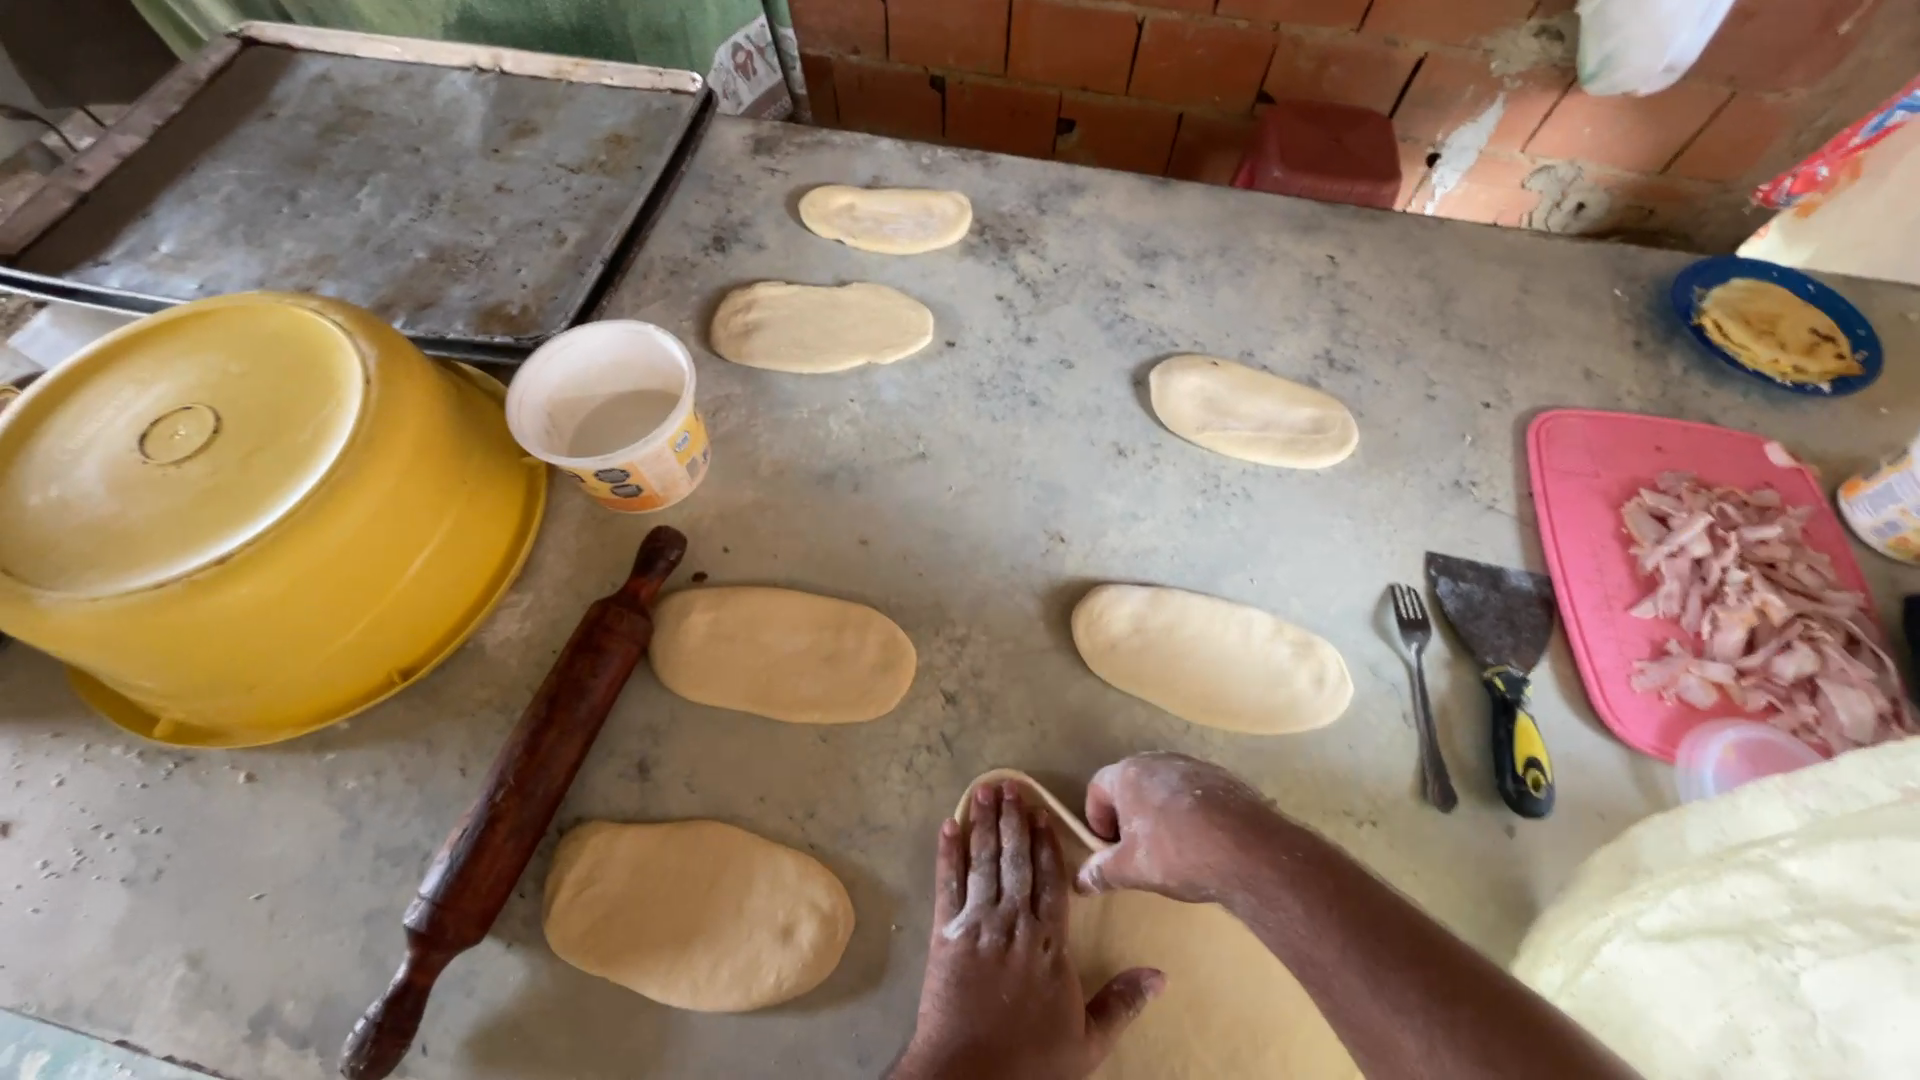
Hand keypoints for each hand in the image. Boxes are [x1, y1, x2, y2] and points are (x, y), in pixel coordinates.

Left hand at [891, 782, 1163, 1079]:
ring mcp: (978, 925)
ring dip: (984, 824)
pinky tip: (948, 826)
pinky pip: (948, 884)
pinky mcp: (945, 933)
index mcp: (1050, 942)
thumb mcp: (1087, 1042)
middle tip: (1009, 784)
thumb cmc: (1031, 1062)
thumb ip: (1122, 1002)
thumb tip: (1161, 975)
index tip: (1042, 812)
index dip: (1045, 844)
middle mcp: (1014, 922)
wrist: (969, 1076)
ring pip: (984, 862)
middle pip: (1016, 860)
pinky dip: (948, 853)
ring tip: (985, 791)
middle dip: (1013, 820)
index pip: (1051, 880)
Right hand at [1077, 751, 1290, 904]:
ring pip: (1164, 787)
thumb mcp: (1132, 869)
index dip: (1097, 819)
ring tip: (1172, 848)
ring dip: (1159, 813)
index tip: (1109, 848)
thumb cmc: (1177, 854)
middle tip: (1137, 849)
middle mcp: (1158, 761)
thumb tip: (1079, 881)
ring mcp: (1194, 766)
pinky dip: (1190, 813)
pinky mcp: (1224, 778)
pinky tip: (1203, 842)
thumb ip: (1101, 871)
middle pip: (1131, 784)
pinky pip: (1194, 792)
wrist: (1249, 850)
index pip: (1097, 788)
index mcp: (1128, 774)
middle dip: (1129, 815)